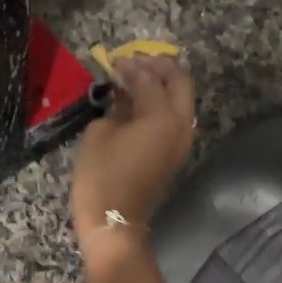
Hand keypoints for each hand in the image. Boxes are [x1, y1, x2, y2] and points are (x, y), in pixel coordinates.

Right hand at [71, 54, 196, 268]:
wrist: (114, 221)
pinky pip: (175, 117)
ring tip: (140, 77)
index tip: (114, 61)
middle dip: (159, 67)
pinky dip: (162, 103)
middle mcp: (180, 123)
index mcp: (161, 116)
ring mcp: (182, 140)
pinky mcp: (175, 153)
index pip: (149, 80)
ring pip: (182, 99)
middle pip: (179, 82)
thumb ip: (116, 108)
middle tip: (136, 60)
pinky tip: (141, 101)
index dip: (130, 67)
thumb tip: (123, 97)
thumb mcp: (99, 134)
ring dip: (164, 84)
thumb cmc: (101, 177)